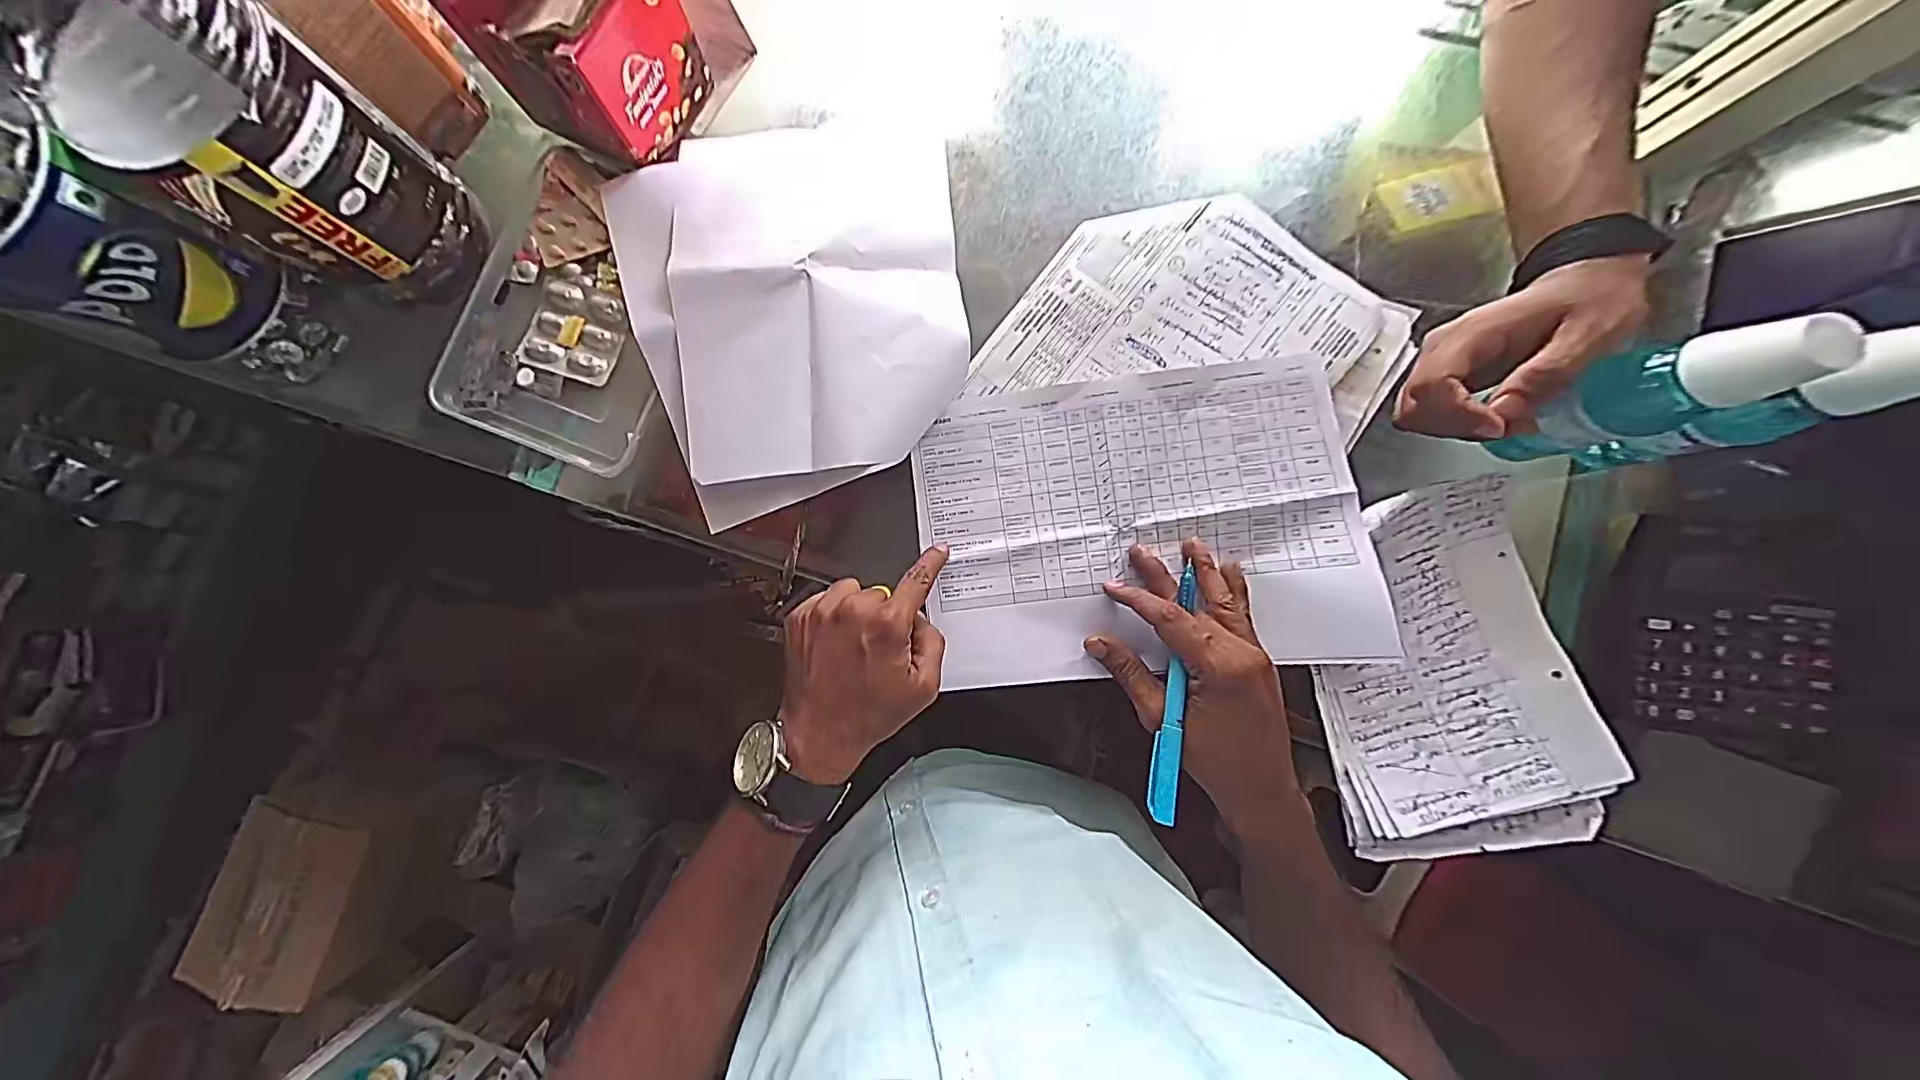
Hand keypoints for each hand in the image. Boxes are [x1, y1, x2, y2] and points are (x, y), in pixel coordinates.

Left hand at [777, 545, 949, 784]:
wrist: (819, 734)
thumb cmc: (865, 715)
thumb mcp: (923, 687)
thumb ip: (933, 643)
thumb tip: (920, 621)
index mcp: (885, 626)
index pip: (916, 581)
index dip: (931, 564)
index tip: (937, 552)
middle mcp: (851, 612)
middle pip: (882, 593)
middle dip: (886, 615)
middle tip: (879, 650)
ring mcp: (821, 613)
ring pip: (853, 592)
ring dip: (858, 611)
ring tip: (854, 646)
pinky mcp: (800, 618)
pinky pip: (827, 599)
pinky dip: (835, 615)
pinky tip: (836, 644)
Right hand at [1083, 538, 1307, 831]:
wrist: (1261, 789)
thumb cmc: (1216, 763)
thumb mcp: (1163, 721)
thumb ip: (1131, 675)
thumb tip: (1102, 645)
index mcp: (1218, 666)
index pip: (1170, 618)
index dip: (1138, 599)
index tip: (1115, 587)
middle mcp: (1241, 653)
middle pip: (1196, 602)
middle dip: (1166, 574)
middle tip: (1142, 553)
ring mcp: (1254, 654)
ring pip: (1225, 602)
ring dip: (1206, 572)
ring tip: (1193, 546)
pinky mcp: (1258, 661)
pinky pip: (1243, 616)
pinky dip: (1234, 592)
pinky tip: (1231, 575)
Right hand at [1393, 254, 1649, 438]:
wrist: (1587, 285)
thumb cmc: (1590, 302)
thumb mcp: (1587, 336)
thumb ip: (1544, 376)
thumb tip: (1503, 413)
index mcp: (1470, 334)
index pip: (1431, 385)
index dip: (1457, 415)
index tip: (1499, 426)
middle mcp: (1442, 349)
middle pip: (1413, 405)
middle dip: (1454, 427)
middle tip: (1504, 427)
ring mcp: (1438, 363)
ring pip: (1415, 413)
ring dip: (1453, 429)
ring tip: (1503, 423)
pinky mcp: (1444, 376)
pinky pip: (1429, 411)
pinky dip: (1455, 425)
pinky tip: (1490, 419)